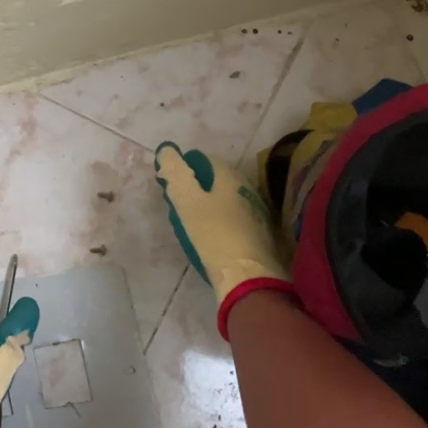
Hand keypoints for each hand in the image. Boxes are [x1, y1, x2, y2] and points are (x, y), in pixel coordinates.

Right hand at [153, 143, 294, 335]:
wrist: (247, 277)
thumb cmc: (213, 235)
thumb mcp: (187, 202)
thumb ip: (175, 173)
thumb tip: (167, 150)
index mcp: (229, 176)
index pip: (202, 159)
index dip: (182, 168)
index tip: (168, 185)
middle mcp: (247, 188)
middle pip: (215, 179)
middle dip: (195, 186)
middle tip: (176, 204)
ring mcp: (256, 211)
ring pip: (226, 198)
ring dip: (208, 204)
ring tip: (190, 221)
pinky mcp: (260, 233)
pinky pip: (234, 218)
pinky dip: (220, 220)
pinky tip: (211, 236)